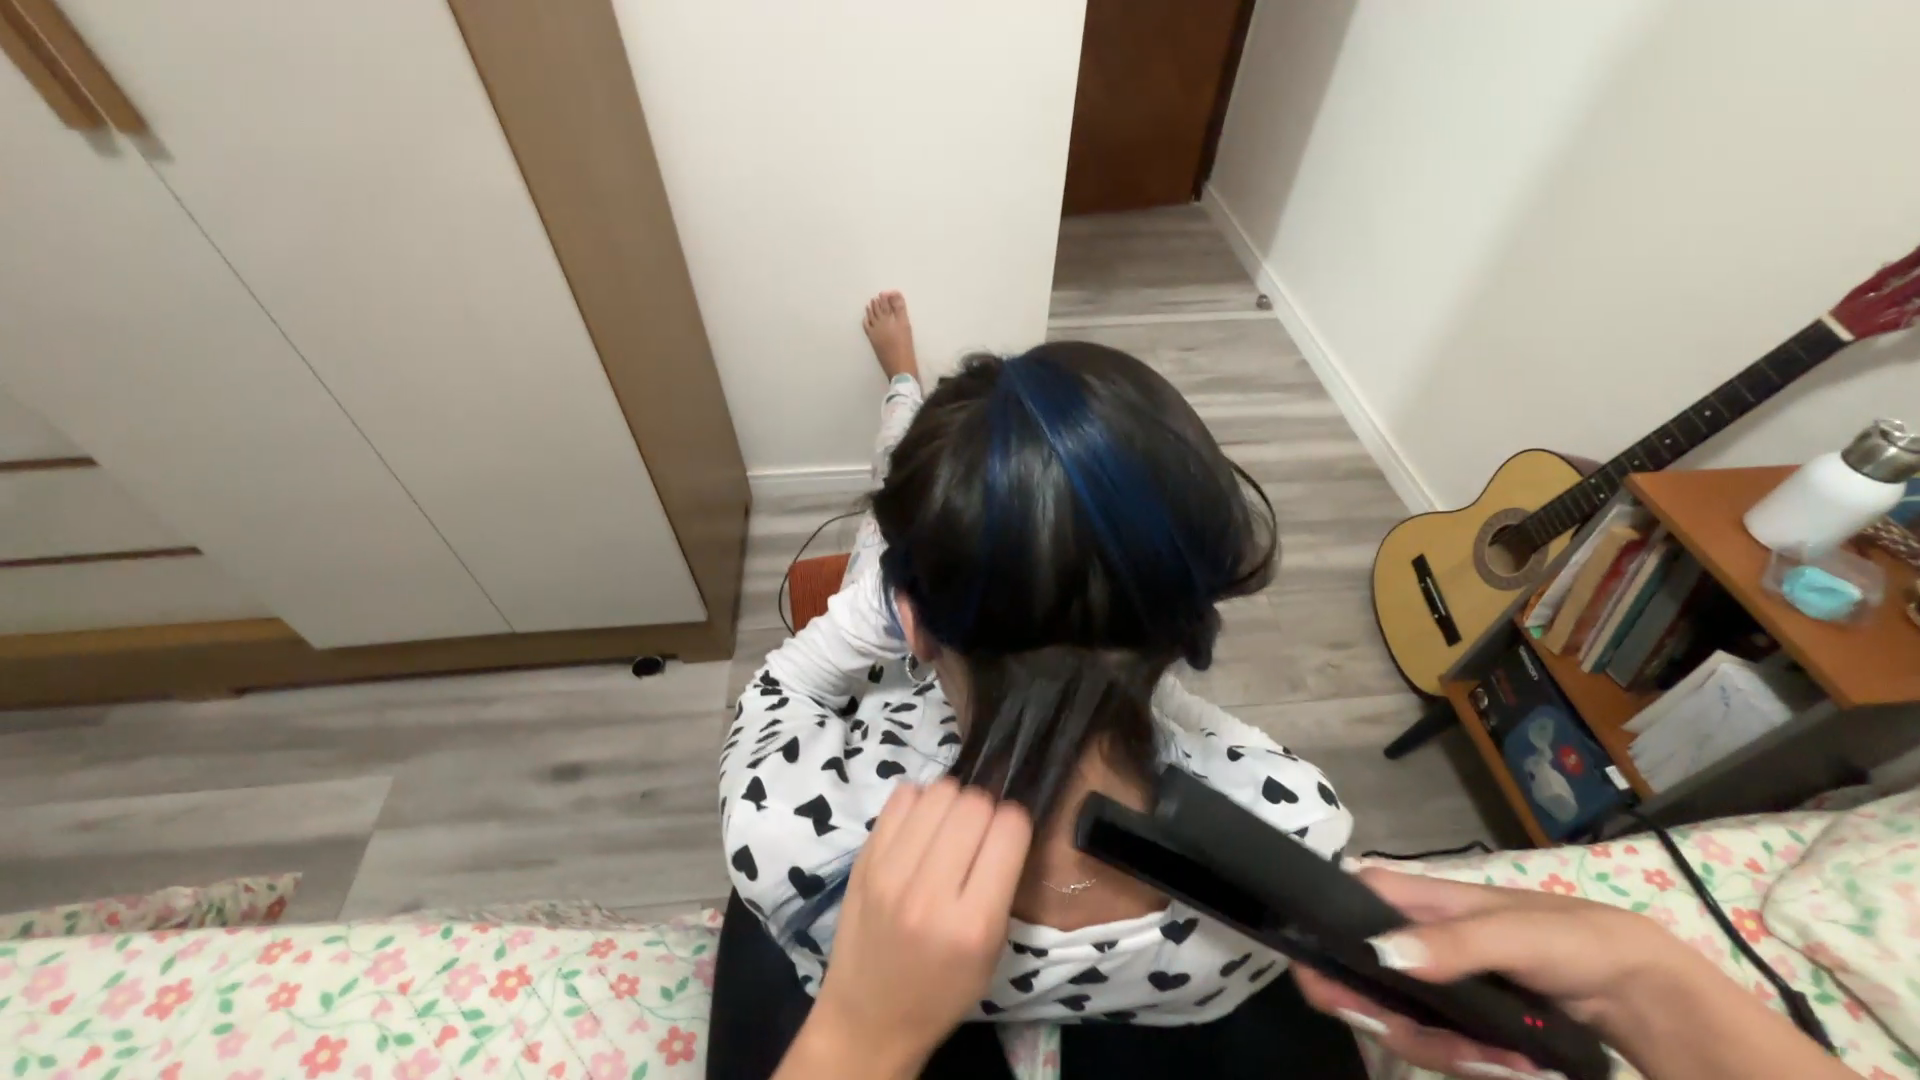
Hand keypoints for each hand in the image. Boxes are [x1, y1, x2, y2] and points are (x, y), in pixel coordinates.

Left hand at [793, 779, 1032, 1079]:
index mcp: (973, 924)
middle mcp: (930, 892)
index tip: (1010, 836)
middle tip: (980, 832)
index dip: (1015, 824)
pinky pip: (901, 795)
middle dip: (987, 810)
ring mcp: (890, 871)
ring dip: (954, 802)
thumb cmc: (942, 989)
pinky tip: (921, 825)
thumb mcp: (992, 952)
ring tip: (950, 825)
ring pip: (939, 792)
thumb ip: (1002, 885)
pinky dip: (919, 801)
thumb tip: (1005, 821)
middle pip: (973, 804)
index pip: (1009, 830)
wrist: (869, 1015)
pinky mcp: (864, 857)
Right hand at [1293, 868, 1696, 1077]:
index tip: (1314, 969)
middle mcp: (1416, 942)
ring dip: (1439, 1048)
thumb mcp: (1518, 934)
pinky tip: (1513, 1066)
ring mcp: (1438, 988)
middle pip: (1359, 970)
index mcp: (1420, 901)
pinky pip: (1439, 1048)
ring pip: (1397, 1019)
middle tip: (1399, 1031)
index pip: (1348, 899)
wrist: (1648, 998)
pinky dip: (1468, 1063)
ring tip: (1503, 1061)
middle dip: (1372, 1007)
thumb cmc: (1577, 941)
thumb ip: (1453, 942)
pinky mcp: (1464, 1026)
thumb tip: (1379, 951)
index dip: (1321, 927)